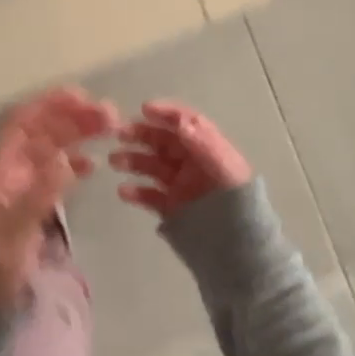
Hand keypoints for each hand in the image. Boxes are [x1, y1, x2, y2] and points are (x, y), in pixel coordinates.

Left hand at [0, 88, 117, 309]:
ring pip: (52, 147)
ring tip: (110, 128)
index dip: (49, 104)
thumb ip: (40, 194)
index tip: (82, 96)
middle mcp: (9, 169)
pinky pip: (55, 170)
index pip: (22, 122)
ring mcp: (21, 184)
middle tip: (110, 114)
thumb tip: (69, 158)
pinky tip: (95, 162)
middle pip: (41, 131)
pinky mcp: (33, 202)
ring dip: (78, 134)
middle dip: (73, 117)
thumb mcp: (13, 231)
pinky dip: (75, 160)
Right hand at [110, 100, 252, 216]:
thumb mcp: (224, 168)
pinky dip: (135, 192)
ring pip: (152, 166)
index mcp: (207, 149)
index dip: (166, 113)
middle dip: (141, 134)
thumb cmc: (237, 202)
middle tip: (118, 133)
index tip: (144, 108)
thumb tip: (181, 123)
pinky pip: (150, 196)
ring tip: (115, 161)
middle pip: (163, 141)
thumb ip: (203, 145)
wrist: (239, 246)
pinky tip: (123, 191)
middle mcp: (191, 163)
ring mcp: (180, 186)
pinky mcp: (172, 208)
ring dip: (133, 160)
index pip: (185, 122)